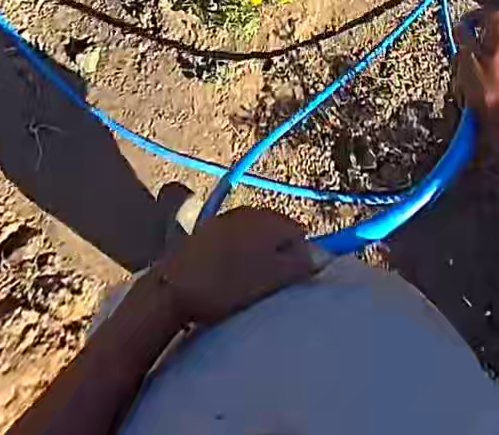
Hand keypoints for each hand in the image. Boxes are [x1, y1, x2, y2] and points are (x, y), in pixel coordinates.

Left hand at [154, 207, 316, 326]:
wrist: (174, 287)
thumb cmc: (229, 284)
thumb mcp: (272, 278)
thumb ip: (301, 263)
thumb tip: (324, 253)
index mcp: (270, 219)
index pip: (300, 233)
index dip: (301, 257)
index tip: (292, 281)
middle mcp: (251, 211)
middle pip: (277, 232)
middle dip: (279, 255)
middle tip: (271, 285)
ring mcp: (228, 218)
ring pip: (255, 236)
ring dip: (257, 256)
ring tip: (248, 284)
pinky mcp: (209, 231)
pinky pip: (235, 240)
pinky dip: (237, 255)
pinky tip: (228, 277)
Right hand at [453, 8, 498, 129]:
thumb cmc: (490, 94)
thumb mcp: (469, 61)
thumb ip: (464, 41)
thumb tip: (461, 25)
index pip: (493, 15)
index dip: (476, 15)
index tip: (462, 23)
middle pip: (489, 41)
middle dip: (471, 49)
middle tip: (458, 61)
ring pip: (489, 63)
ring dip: (473, 71)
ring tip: (464, 87)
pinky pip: (493, 82)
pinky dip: (480, 87)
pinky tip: (473, 102)